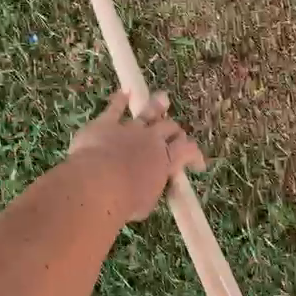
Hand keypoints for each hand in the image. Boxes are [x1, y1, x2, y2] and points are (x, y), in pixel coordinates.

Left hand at [68, 91, 204, 222]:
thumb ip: (151, 189)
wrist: (98, 184)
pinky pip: (114, 108)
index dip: (194, 155)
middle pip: (169, 128)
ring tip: (163, 99)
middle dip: (175, 130)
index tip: (197, 163)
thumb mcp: (146, 203)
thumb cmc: (125, 201)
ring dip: (156, 106)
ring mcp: (130, 129)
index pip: (187, 151)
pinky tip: (123, 92)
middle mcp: (152, 140)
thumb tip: (148, 187)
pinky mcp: (106, 123)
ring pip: (148, 113)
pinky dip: (119, 100)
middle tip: (176, 132)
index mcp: (165, 161)